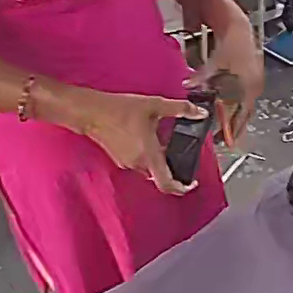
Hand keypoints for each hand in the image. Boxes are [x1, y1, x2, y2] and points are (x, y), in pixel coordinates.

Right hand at [50, 86, 206, 194]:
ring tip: (165, 143)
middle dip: (172, 168)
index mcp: (149, 155)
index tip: (191, 183)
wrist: (91, 111)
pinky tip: (148, 139)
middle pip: (160, 175)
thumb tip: (200, 113)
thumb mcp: (155, 105)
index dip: (182, 188)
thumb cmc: (120, 109)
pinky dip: (147, 156)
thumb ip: (180, 109)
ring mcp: (127, 163)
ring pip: (149, 168)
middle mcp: (138, 164)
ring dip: (159, 161)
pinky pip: (139, 163)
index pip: (167, 184)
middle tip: (182, 155)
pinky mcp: (119, 159)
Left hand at [187, 18, 263, 144]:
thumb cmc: (232, 42)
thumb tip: (189, 85)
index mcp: (249, 85)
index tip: (228, 141)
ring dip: (236, 118)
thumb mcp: (216, 62)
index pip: (241, 114)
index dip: (233, 128)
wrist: (240, 26)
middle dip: (235, 128)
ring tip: (226, 129)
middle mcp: (254, 87)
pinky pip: (244, 99)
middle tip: (225, 140)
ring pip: (245, 107)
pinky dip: (237, 107)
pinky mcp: (251, 79)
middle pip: (245, 114)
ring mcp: (254, 84)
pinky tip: (228, 110)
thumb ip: (203, 77)